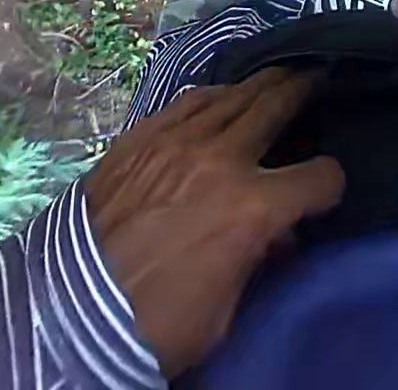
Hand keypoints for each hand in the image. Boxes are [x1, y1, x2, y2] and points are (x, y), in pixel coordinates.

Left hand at [84, 67, 344, 376]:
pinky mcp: (144, 134)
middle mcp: (221, 159)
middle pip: (275, 107)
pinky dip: (214, 94)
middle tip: (317, 75)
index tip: (326, 189)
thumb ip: (258, 258)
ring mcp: (179, 139)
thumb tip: (279, 234)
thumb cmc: (155, 324)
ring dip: (262, 84)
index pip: (316, 179)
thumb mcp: (225, 311)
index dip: (330, 184)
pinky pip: (190, 100)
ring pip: (233, 95)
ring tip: (278, 75)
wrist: (66, 315)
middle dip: (303, 90)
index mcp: (250, 208)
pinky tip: (223, 92)